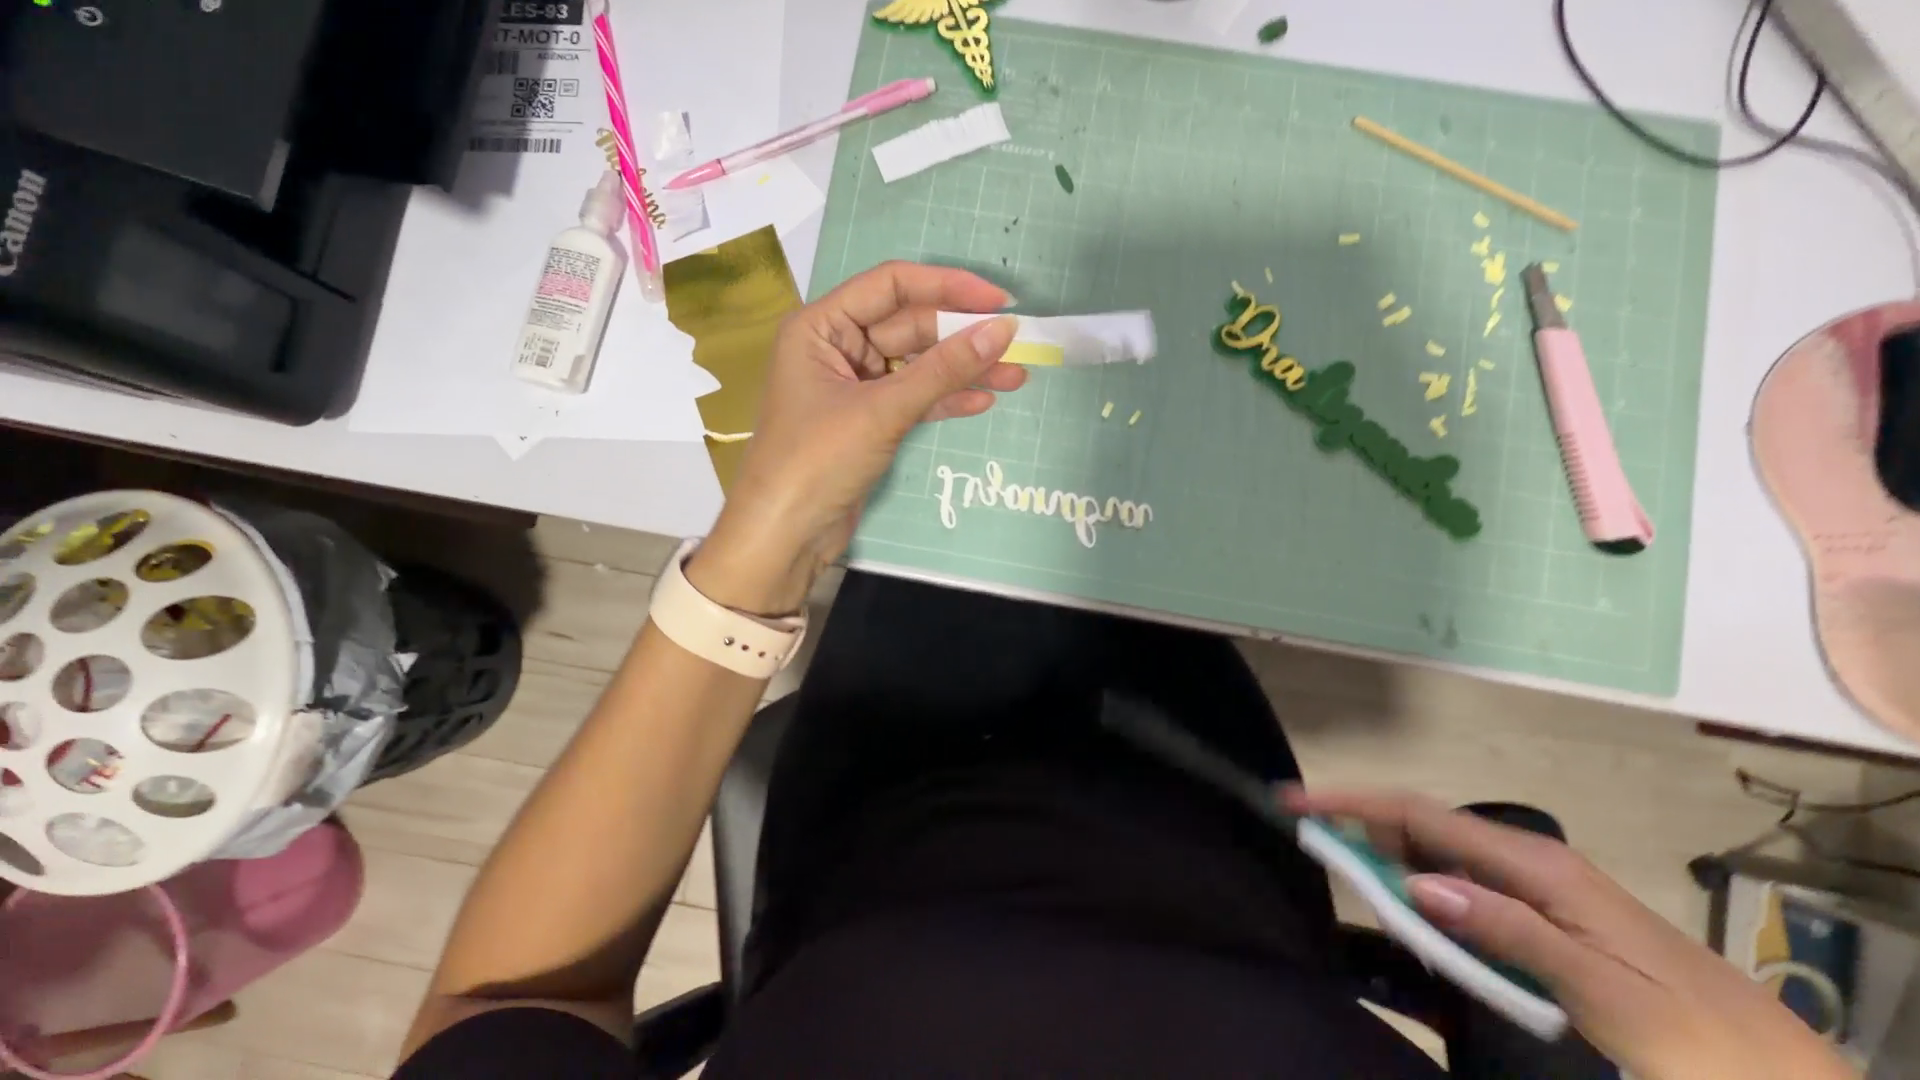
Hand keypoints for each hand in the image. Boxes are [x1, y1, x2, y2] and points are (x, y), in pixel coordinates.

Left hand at [687, 261, 1023, 615]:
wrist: (784, 535)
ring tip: (1016, 376)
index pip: (891, 285)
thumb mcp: (882, 411)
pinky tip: (983, 400)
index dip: (947, 286)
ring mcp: (854, 386)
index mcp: (821, 327)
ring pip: (917, 365)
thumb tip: (1002, 332)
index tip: (997, 301)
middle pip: (909, 325)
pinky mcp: (868, 420)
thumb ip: (943, 370)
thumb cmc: (817, 461)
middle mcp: (836, 347)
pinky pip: (914, 397)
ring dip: (963, 370)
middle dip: (962, 336)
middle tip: (1018, 344)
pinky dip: (945, 399)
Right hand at [1283, 788, 1856, 1079]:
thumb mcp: (1594, 985)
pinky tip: (1411, 916)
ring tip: (1345, 875)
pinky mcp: (1538, 911)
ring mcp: (1534, 884)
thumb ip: (1504, 927)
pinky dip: (1421, 892)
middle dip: (1360, 828)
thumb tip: (1414, 882)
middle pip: (1422, 827)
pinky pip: (1460, 888)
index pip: (1421, 815)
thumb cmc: (1681, 1023)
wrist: (1767, 1063)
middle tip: (1308, 847)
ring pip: (1438, 856)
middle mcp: (1528, 860)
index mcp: (1534, 864)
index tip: (1296, 801)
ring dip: (1388, 862)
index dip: (1353, 801)